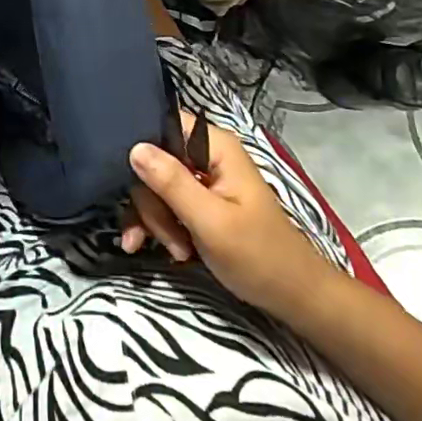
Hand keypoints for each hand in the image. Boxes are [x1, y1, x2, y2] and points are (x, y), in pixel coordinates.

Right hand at [120, 113, 347, 318]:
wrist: (292, 296)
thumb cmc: (258, 255)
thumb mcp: (211, 221)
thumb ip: (172, 183)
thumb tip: (135, 148)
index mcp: (216, 147)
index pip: (166, 125)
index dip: (142, 147)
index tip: (129, 179)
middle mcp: (207, 156)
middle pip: (156, 162)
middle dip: (153, 202)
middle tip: (167, 237)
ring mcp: (203, 181)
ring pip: (156, 187)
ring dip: (157, 221)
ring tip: (176, 252)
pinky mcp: (198, 204)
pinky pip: (165, 205)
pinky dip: (160, 228)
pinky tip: (162, 251)